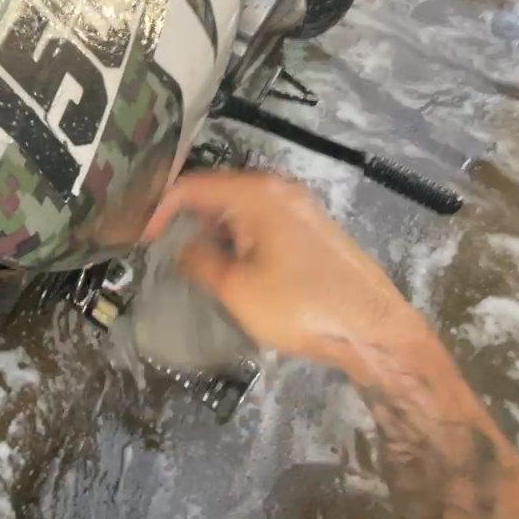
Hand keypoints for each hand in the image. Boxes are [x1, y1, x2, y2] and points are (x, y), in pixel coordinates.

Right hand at [141, 171, 426, 365]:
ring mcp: (298, 206)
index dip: (159, 210)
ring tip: (194, 260)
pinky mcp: (310, 227)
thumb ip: (198, 261)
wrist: (376, 331)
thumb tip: (183, 249)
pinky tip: (232, 264)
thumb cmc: (301, 306)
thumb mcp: (235, 288)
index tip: (142, 237)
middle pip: (215, 191)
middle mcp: (277, 189)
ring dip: (212, 229)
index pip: (190, 187)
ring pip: (238, 207)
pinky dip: (237, 235)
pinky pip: (259, 219)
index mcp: (256, 193)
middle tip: (162, 245)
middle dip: (186, 218)